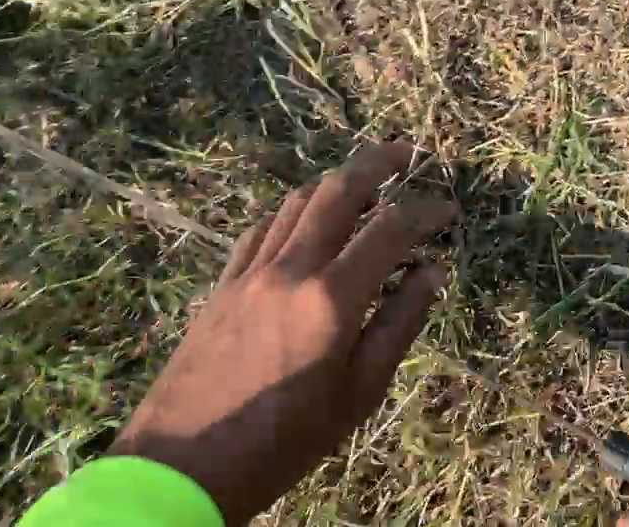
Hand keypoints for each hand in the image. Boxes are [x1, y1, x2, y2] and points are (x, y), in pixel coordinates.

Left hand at [108, 142, 458, 524]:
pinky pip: (260, 229)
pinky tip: (305, 223)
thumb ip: (400, 324)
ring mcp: (249, 274)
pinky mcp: (221, 287)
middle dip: (377, 162)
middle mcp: (290, 271)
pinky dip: (292, 213)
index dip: (428, 210)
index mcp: (331, 299)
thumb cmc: (283, 441)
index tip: (450, 213)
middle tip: (406, 153)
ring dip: (336, 184)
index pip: (392, 227)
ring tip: (364, 186)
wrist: (178, 475)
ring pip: (297, 202)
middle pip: (338, 190)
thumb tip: (432, 273)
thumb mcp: (359, 393)